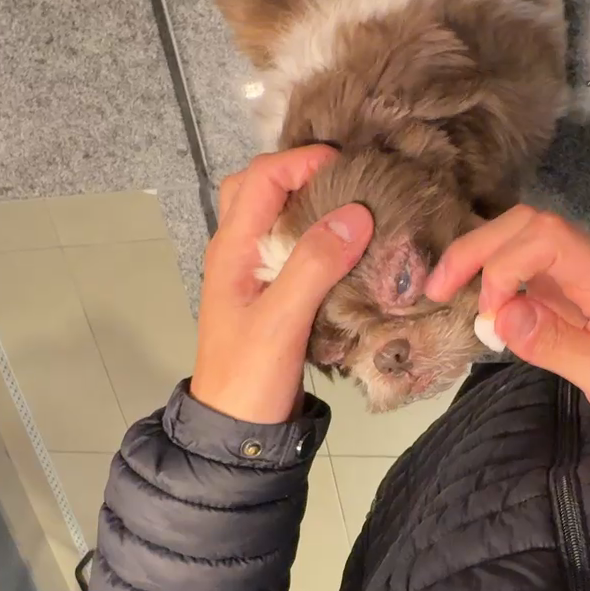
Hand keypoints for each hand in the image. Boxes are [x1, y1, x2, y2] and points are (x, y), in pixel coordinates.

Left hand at [191, 147, 372, 423]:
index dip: (302, 161)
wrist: (237, 429)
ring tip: (351, 206)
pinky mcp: (269, 297)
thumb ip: (314, 265)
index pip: (261, 179)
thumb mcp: (282, 319)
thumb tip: (357, 215)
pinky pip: (289, 249)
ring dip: (306, 204)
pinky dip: (315, 237)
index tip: (348, 166)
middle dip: (299, 173)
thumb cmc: (251, 375)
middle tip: (346, 179)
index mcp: (232, 249)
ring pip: (273, 219)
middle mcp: (237, 253)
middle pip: (259, 190)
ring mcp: (252, 275)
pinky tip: (345, 250)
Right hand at [424, 206, 589, 433]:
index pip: (548, 238)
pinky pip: (521, 261)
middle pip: (526, 224)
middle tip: (437, 291)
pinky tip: (469, 296)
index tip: (491, 315)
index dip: (506, 265)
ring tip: (441, 290)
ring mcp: (577, 269)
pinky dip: (489, 272)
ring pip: (519, 235)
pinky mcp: (564, 284)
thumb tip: (501, 316)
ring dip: (477, 256)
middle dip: (476, 250)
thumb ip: (559, 347)